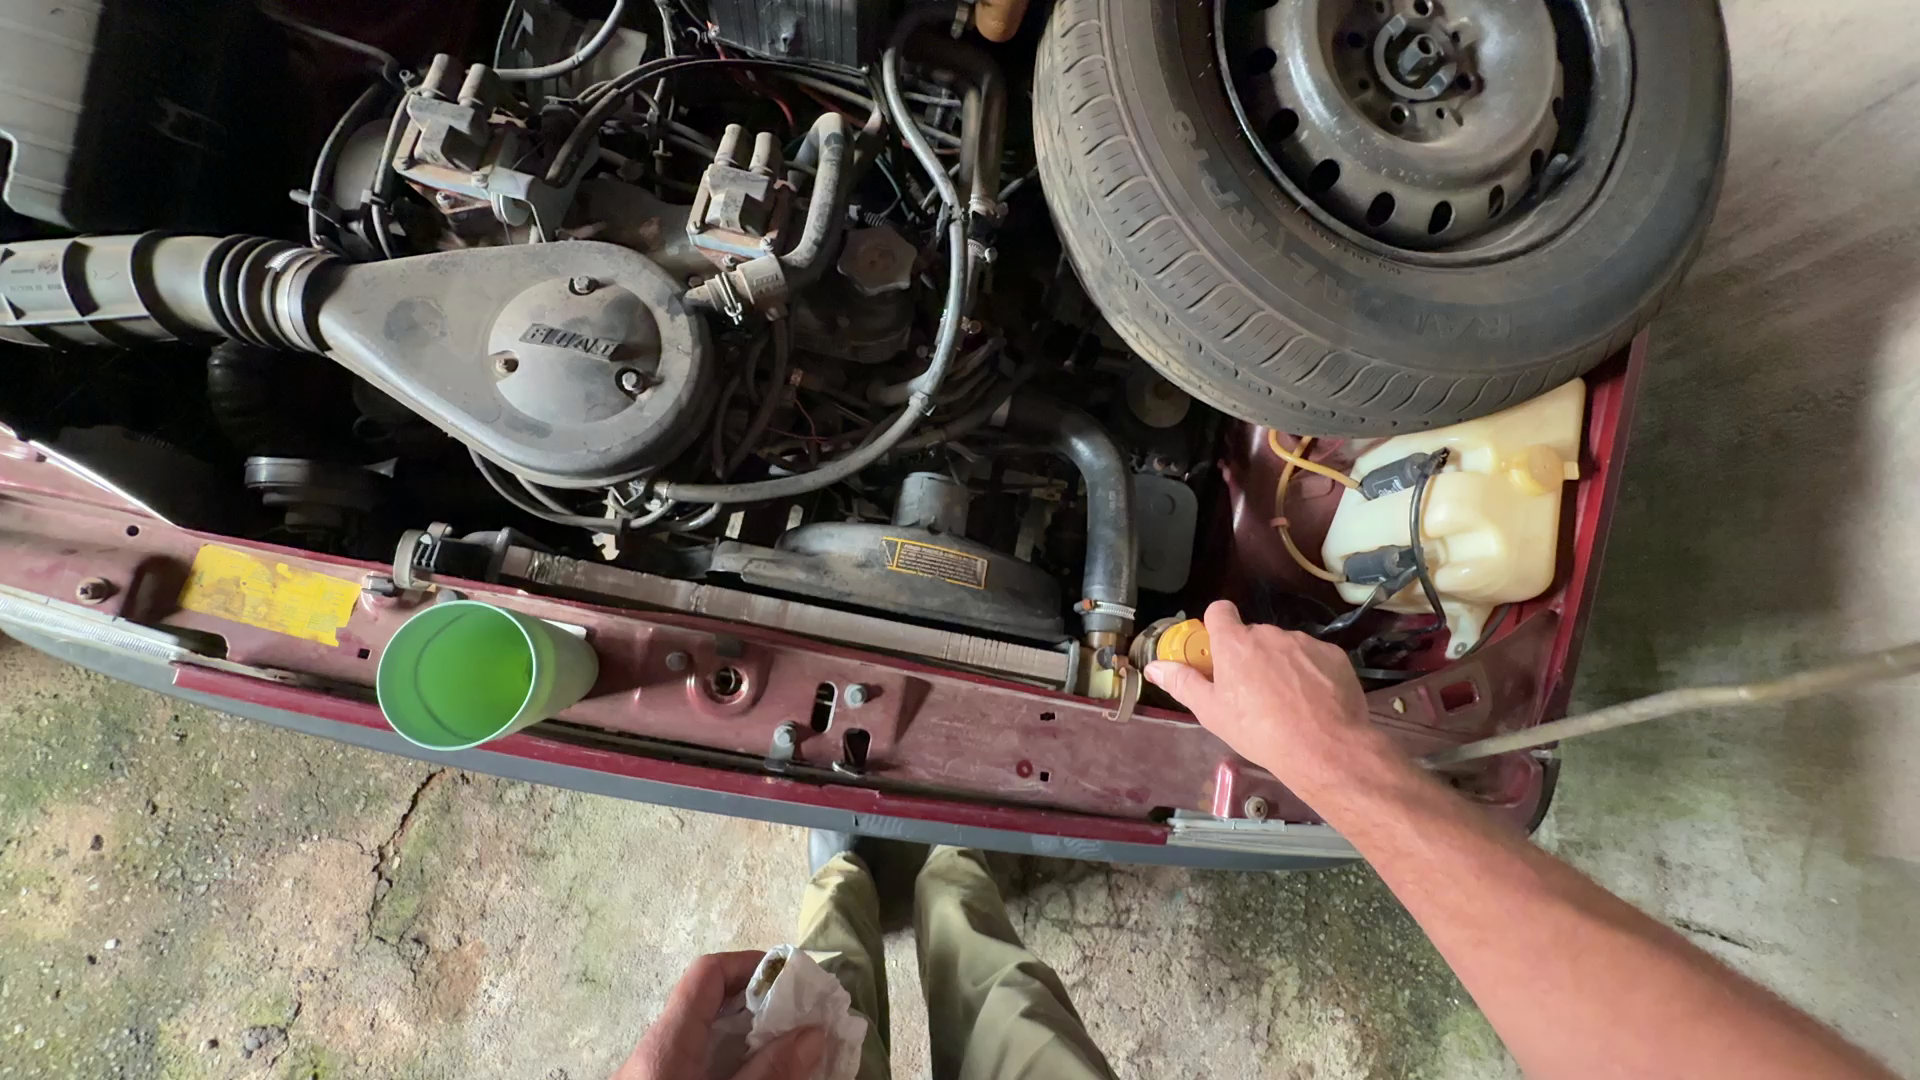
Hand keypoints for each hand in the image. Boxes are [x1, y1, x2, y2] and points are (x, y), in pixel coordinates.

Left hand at [612, 952, 825, 1079]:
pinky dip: (730, 1067)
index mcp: (666, 1043)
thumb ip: (770, 1074)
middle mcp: (652, 1053)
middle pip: (708, 1005)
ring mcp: (649, 1078)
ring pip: (705, 1041)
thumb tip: (813, 1032)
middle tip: (800, 1020)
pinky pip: (695, 1068)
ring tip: (788, 1054)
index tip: (790, 980)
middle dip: (759, 1007)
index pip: (708, 973)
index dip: (750, 964)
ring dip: (748, 1040)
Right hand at [1145, 600, 1386, 796]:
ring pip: (1283, 646)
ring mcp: (1303, 642)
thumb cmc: (1258, 730)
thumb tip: (1154, 666)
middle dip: (1250, 655)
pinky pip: (1313, 657)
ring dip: (1280, 664)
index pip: (1219, 610)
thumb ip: (1182, 683)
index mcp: (1234, 642)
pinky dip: (1310, 672)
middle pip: (1252, 635)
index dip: (1217, 625)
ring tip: (1287, 701)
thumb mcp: (1211, 712)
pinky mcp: (1333, 655)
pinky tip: (1313, 701)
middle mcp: (1268, 634)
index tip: (1219, 648)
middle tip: (1252, 690)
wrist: (1324, 748)